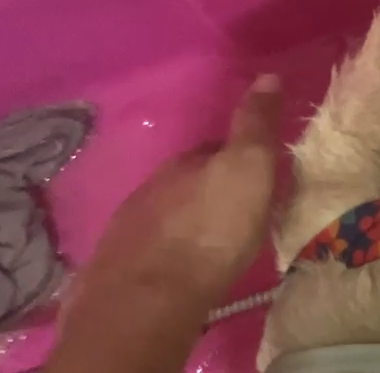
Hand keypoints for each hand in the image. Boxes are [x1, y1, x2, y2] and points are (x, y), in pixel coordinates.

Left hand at [75, 75, 282, 310]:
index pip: (217, 147)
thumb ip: (257, 123)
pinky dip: (166, 249)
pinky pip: (148, 247)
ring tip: (213, 238)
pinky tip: (181, 263)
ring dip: (188, 218)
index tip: (261, 172)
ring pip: (166, 213)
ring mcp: (126, 229)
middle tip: (241, 206)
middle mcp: (150, 187)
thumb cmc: (212, 227)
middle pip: (189, 180)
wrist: (146, 304)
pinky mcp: (112, 269)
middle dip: (211, 187)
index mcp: (185, 161)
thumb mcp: (250, 166)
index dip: (241, 156)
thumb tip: (266, 75)